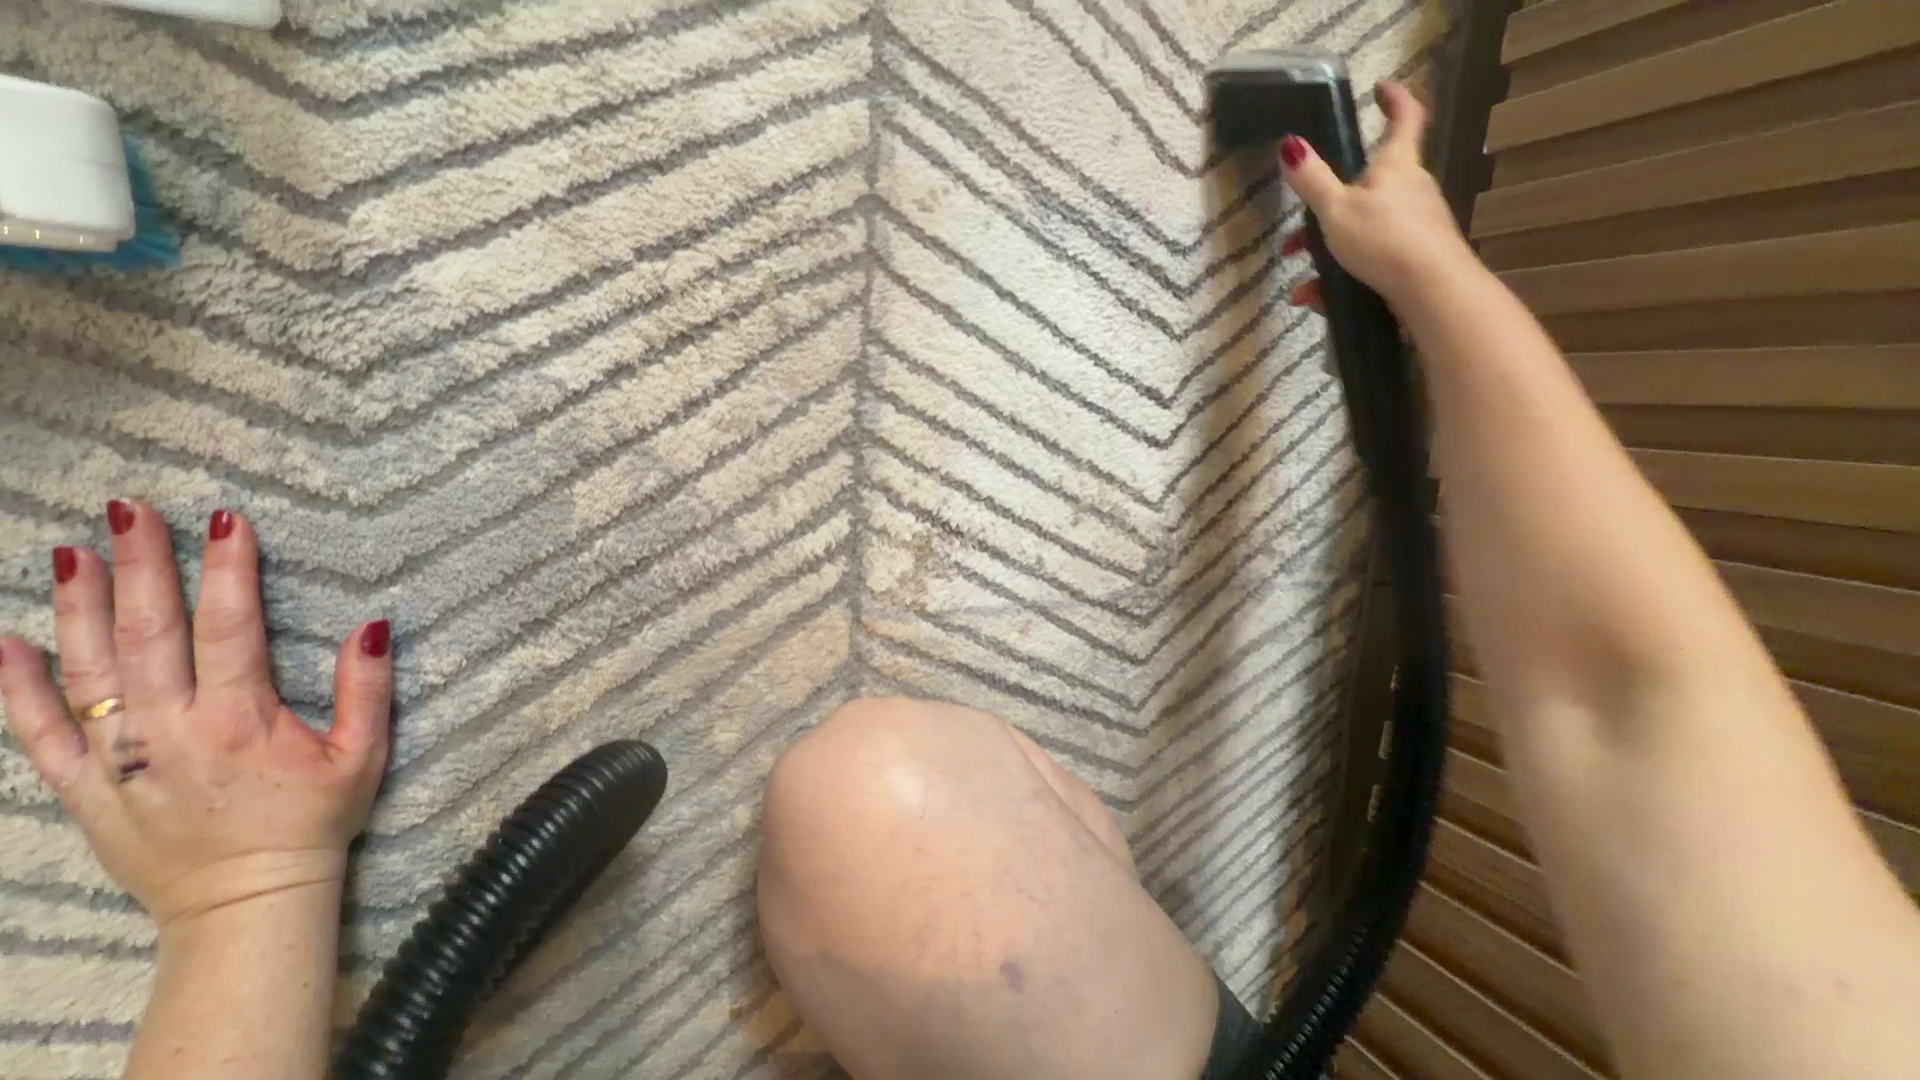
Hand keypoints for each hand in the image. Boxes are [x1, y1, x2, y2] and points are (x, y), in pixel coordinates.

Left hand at [0, 501, 390, 929]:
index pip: (230, 626)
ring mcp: (118, 757)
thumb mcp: (363, 755)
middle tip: (127, 510)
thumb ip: (365, 690)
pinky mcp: (85, 786)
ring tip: (71, 552)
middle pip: (149, 632)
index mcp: (239, 719)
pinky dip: (13, 686)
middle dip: (139, 566)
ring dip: (78, 606)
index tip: (222, 521)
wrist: (249, 899)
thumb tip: (370, 626)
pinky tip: (2, 641)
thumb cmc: (315, 821)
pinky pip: (37, 730)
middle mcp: (169, 729)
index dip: (227, 570)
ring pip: (88, 668)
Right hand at [1277, 80, 1476, 310]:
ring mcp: (1415, 224)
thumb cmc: (1383, 239)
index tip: (1380, 89)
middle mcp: (1411, 189)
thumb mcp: (1336, 210)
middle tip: (1300, 228)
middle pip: (1368, 187)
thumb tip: (1291, 144)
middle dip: (1330, 207)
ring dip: (1326, 253)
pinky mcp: (1413, 258)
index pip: (1405, 118)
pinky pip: (1370, 260)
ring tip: (1301, 281)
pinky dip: (1341, 278)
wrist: (1430, 290)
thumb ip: (1312, 180)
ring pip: (1363, 229)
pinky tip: (1317, 300)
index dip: (1394, 99)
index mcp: (1396, 165)